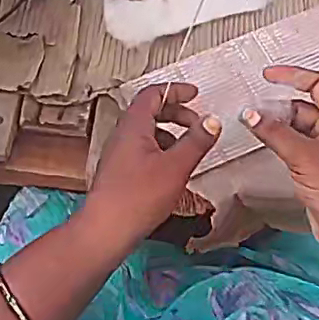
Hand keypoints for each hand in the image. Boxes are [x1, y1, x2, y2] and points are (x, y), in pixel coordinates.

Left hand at [85, 83, 222, 235]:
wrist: (106, 228)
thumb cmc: (138, 197)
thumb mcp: (176, 166)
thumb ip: (196, 141)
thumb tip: (212, 121)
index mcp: (133, 126)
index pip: (152, 94)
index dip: (175, 91)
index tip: (194, 94)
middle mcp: (122, 135)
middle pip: (149, 111)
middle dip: (176, 113)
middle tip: (197, 123)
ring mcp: (118, 153)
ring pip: (146, 131)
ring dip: (169, 133)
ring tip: (188, 148)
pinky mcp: (119, 170)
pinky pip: (141, 149)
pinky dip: (160, 149)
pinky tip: (172, 168)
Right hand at [238, 66, 318, 238]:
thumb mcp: (305, 156)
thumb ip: (274, 133)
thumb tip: (253, 115)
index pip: (318, 84)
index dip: (293, 75)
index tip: (270, 74)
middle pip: (304, 106)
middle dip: (278, 106)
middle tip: (256, 109)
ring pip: (298, 128)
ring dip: (277, 126)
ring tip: (256, 126)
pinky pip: (296, 147)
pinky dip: (280, 142)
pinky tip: (268, 145)